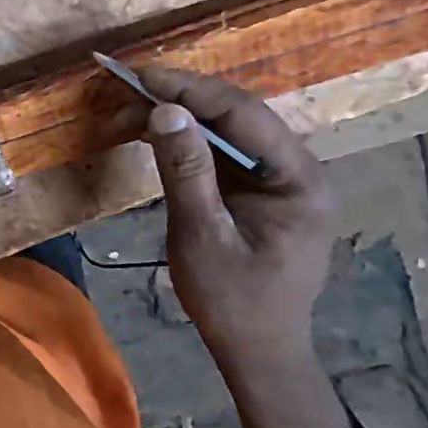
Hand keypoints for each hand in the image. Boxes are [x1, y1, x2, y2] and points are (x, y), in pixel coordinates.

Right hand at [136, 67, 336, 363]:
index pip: (243, 113)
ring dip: (181, 116)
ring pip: (228, 128)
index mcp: (298, 179)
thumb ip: (186, 171)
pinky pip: (224, 150)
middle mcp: (298, 168)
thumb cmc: (233, 304)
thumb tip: (163, 109)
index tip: (142, 76)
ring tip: (131, 109)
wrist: (258, 352)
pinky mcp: (261, 187)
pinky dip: (188, 140)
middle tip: (129, 88)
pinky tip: (156, 133)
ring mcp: (281, 176)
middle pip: (238, 114)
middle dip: (182, 98)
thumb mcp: (202, 238)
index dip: (191, 89)